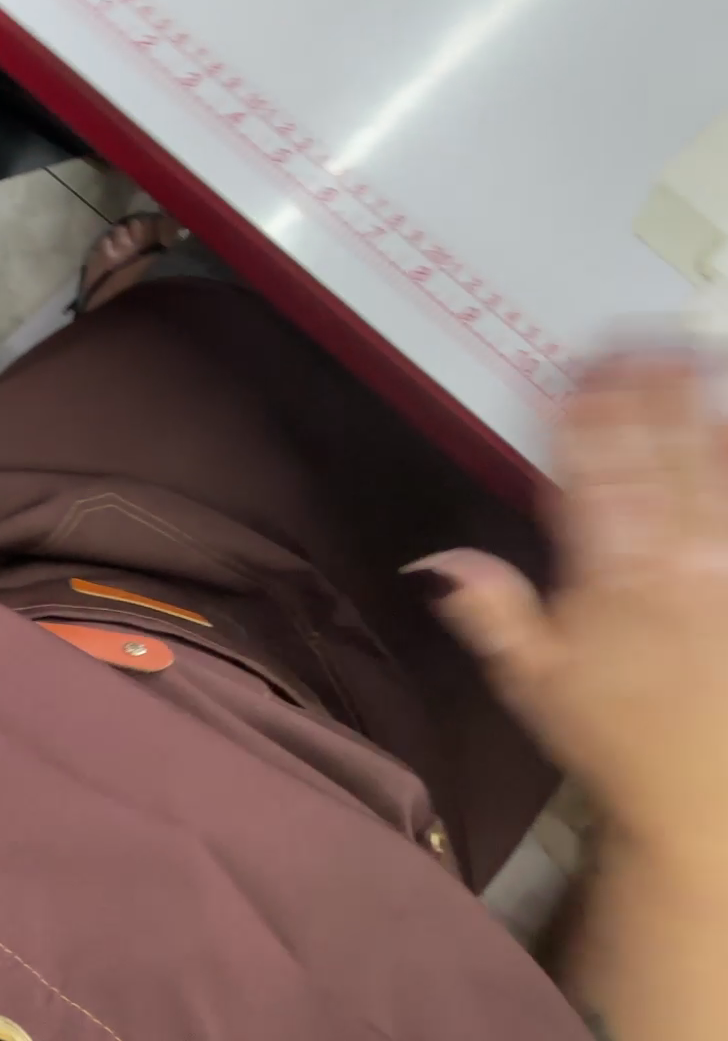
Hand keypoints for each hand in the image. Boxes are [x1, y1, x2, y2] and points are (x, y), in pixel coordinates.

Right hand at [409, 353, 727, 867]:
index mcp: (616, 582)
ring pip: (722, 481)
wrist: (717, 798)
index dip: (587, 425)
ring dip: (704, 421)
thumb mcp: (530, 678)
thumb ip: (491, 612)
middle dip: (651, 400)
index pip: (596, 484)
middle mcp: (686, 566)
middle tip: (643, 342)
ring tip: (696, 365)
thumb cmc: (613, 734)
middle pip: (664, 466)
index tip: (582, 375)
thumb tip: (442, 558)